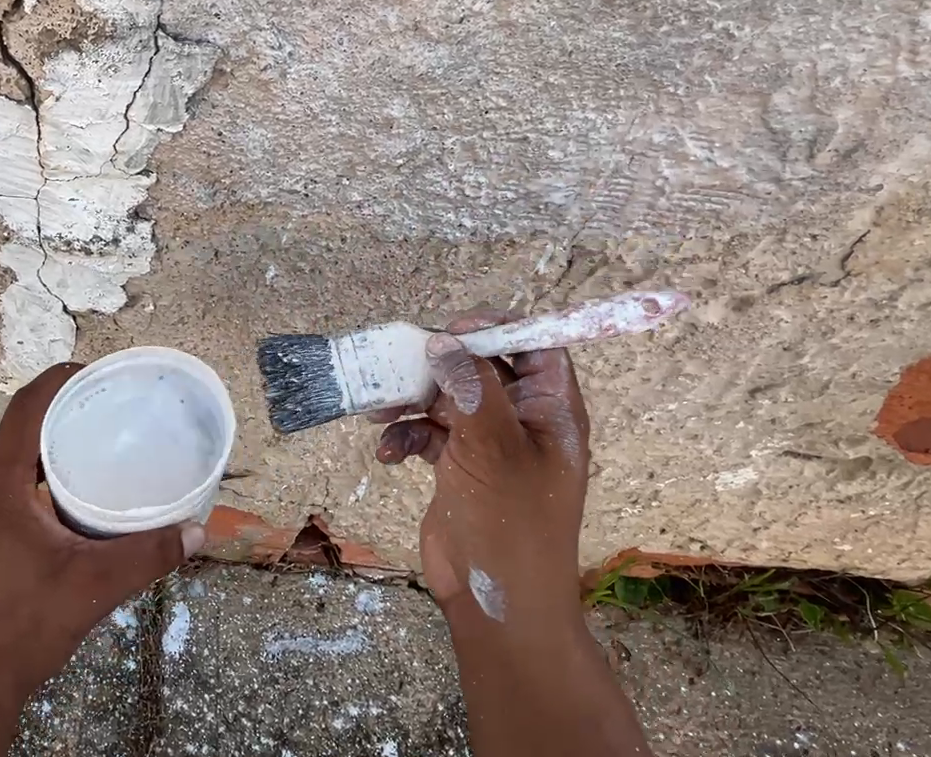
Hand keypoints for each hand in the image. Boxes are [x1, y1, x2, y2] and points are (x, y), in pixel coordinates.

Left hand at [0, 363, 204, 756]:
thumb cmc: (26, 624)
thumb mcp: (94, 585)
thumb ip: (148, 555)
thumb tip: (198, 530)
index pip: (27, 406)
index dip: (62, 378)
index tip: (102, 370)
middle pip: (22, 419)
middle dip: (64, 400)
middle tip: (113, 397)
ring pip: (17, 445)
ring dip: (53, 430)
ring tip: (102, 426)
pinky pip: (15, 469)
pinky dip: (45, 458)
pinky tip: (79, 473)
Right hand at [371, 310, 649, 756]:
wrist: (495, 602)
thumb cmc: (509, 523)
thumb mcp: (493, 448)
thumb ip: (472, 388)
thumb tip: (445, 340)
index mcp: (550, 413)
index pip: (537, 348)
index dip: (500, 330)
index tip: (454, 328)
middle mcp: (522, 422)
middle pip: (482, 368)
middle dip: (439, 365)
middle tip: (404, 363)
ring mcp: (488, 445)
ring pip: (448, 399)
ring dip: (412, 400)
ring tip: (380, 409)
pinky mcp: (458, 466)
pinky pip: (429, 434)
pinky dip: (405, 437)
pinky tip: (387, 454)